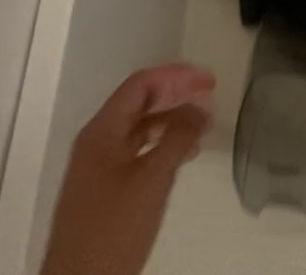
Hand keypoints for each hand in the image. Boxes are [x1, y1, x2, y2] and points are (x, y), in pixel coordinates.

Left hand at [42, 64, 214, 274]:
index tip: (208, 81)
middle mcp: (96, 142)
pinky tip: (183, 156)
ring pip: (139, 128)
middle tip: (209, 94)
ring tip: (203, 125)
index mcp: (101, 131)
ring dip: (171, 120)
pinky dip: (162, 145)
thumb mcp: (152, 179)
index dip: (176, 76)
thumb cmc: (114, 230)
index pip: (140, 85)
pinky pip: (136, 152)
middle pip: (138, 103)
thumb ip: (178, 138)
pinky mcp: (103, 190)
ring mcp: (97, 167)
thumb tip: (200, 105)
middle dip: (175, 94)